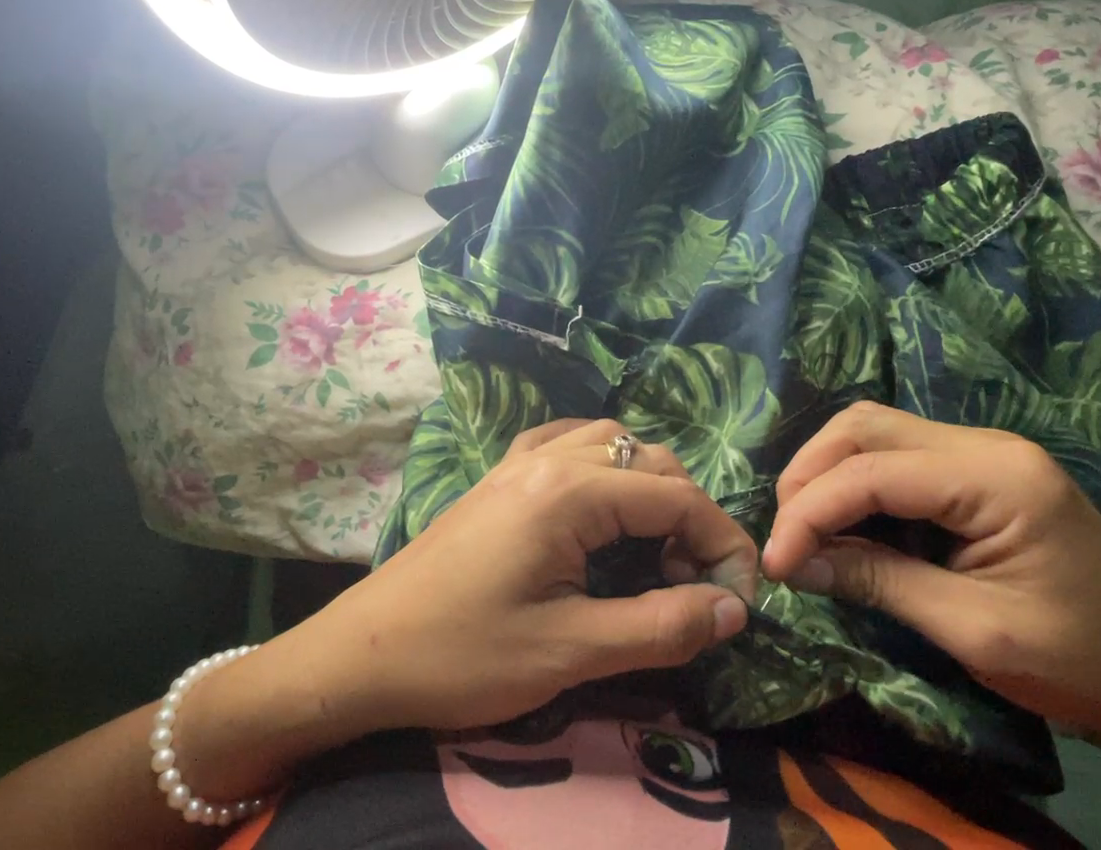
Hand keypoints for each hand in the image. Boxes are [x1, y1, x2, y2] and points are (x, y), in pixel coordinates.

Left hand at [281, 420, 757, 735]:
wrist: (360, 656)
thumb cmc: (462, 656)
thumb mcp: (569, 651)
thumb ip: (659, 627)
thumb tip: (732, 609)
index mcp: (568, 492)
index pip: (678, 495)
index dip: (723, 545)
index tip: (739, 601)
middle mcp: (547, 458)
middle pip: (651, 461)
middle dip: (689, 516)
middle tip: (690, 585)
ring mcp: (517, 462)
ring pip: (611, 444)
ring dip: (648, 487)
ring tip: (653, 550)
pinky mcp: (497, 479)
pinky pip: (564, 445)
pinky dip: (602, 467)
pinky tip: (599, 508)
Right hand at [762, 403, 1100, 750]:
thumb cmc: (1084, 663)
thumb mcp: (974, 630)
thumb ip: (880, 583)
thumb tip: (793, 563)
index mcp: (998, 477)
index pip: (872, 471)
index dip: (808, 512)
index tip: (773, 565)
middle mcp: (987, 444)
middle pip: (865, 426)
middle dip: (809, 476)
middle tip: (783, 538)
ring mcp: (986, 452)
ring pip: (875, 432)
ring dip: (826, 472)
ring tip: (802, 530)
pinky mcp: (981, 471)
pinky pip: (898, 456)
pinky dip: (856, 482)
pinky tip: (841, 521)